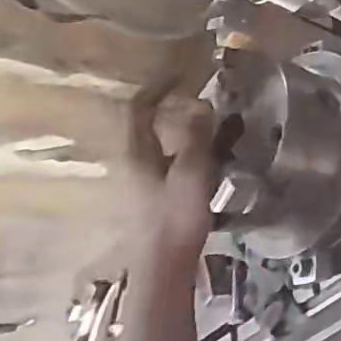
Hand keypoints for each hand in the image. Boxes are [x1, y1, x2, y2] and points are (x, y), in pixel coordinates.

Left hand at [124, 75, 219, 264]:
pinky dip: (183, 148)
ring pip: (156, 143)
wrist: (162, 266)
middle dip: (169, 106)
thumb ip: (196, 135)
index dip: (158, 87)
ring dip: (178, 128)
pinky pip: (166, 160)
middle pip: (145, 124)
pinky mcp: (151, 197)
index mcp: (137, 152)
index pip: (139, 108)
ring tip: (209, 123)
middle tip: (199, 95)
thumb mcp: (192, 171)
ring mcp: (138, 182)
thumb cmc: (176, 216)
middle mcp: (131, 163)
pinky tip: (205, 156)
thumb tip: (201, 101)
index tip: (183, 74)